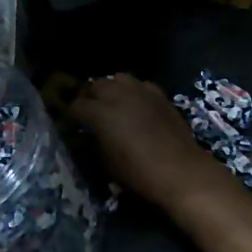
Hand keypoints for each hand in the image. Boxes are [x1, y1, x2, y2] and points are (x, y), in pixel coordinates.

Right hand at [71, 74, 233, 209]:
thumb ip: (95, 143)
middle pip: (96, 85)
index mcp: (101, 113)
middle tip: (90, 110)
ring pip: (118, 78)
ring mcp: (141, 92)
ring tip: (112, 101)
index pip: (77, 105)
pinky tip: (136, 103)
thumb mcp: (107, 164)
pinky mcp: (159, 95)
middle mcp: (118, 95)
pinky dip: (134, 91)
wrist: (180, 170)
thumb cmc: (138, 173)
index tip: (72, 122)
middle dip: (90, 96)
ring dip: (111, 88)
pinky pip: (141, 85)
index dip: (72, 114)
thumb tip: (91, 135)